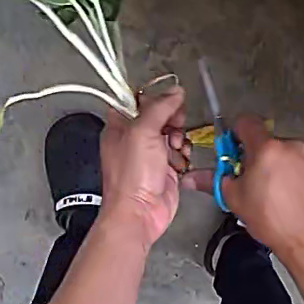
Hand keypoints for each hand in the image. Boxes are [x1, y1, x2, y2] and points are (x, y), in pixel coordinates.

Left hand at [101, 86, 189, 245]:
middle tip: (174, 125)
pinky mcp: (165, 169)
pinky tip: (179, 162)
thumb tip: (175, 91)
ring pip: (173, 133)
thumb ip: (159, 107)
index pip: (137, 100)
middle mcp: (134, 139)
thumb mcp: (143, 131)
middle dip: (172, 120)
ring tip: (175, 147)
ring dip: (179, 138)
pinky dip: (183, 155)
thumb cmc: (130, 177)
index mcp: (120, 126)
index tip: (166, 100)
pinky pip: (180, 153)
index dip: (154, 98)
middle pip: (160, 116)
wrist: (140, 212)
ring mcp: (150, 154)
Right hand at [188, 115, 303, 257]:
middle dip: (252, 154)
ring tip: (265, 190)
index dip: (235, 133)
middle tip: (246, 178)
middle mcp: (288, 145)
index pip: (246, 122)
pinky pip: (293, 162)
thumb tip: (190, 178)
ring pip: (279, 152)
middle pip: (263, 140)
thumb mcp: (234, 198)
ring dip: (269, 163)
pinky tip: (282, 194)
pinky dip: (285, 172)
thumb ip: (212, 180)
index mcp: (265, 148)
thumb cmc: (269, 218)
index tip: (232, 152)